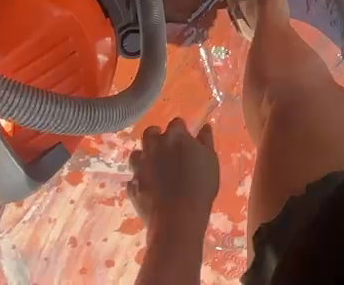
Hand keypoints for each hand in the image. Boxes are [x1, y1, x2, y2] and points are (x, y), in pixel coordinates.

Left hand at [127, 118, 218, 236]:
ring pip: (137, 154)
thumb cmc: (200, 186)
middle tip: (167, 149)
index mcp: (175, 136)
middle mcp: (154, 146)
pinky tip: (149, 188)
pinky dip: (140, 180)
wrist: (177, 219)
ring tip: (155, 168)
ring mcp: (140, 166)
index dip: (181, 131)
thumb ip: (206, 141)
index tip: (186, 140)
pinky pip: (133, 178)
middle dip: (156, 137)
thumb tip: (204, 126)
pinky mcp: (132, 186)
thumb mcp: (210, 161)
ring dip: (144, 158)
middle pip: (150, 132)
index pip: (176, 123)